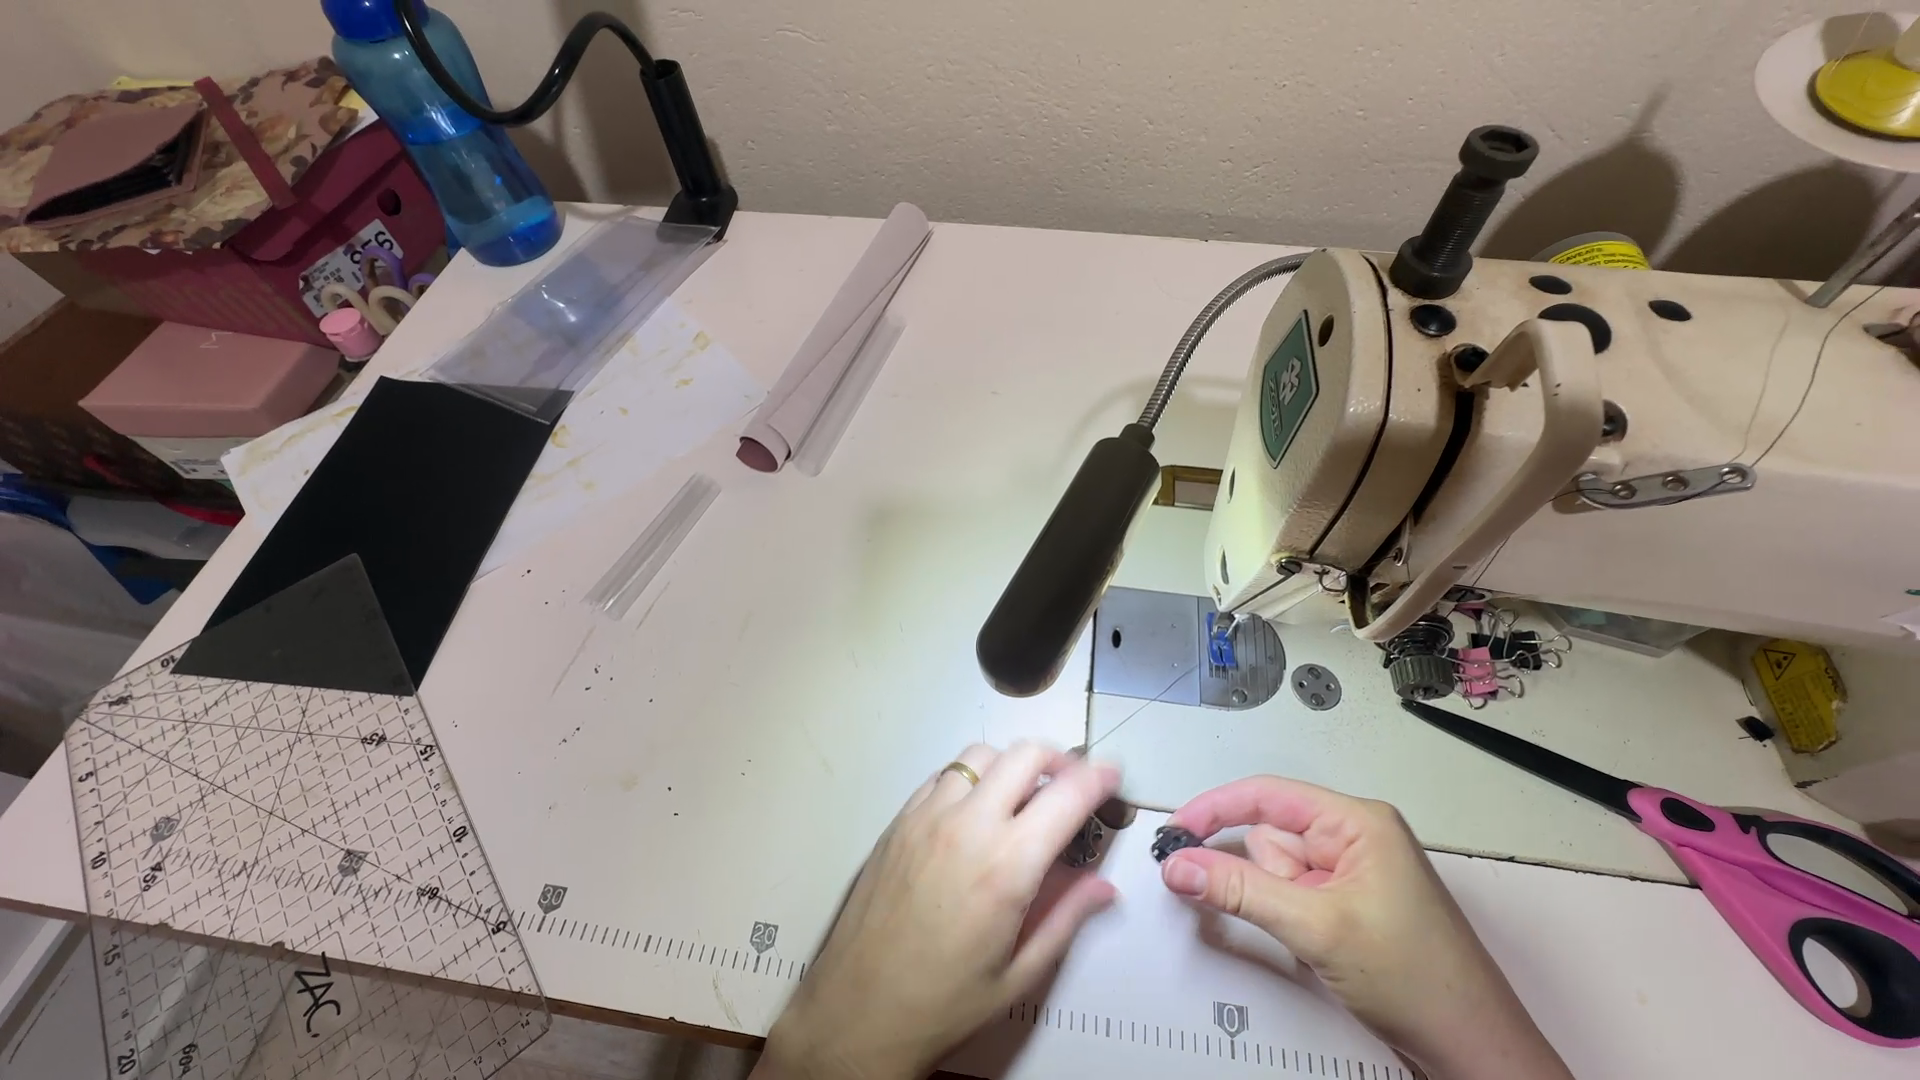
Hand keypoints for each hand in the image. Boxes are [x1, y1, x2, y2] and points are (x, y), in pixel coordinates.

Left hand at [756, 743, 1122, 1079]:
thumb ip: (1066, 918)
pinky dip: (969, 778)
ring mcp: (926, 817)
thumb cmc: (943, 1003)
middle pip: (1023, 755)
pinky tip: (975, 809)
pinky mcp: (898, 821)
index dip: (1099, 778)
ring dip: (1011, 765)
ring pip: (979, 755)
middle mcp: (966, 825)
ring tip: (1023, 795)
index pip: (1066, 796)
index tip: (1114, 773)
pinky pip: (942, 775)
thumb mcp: (1018, 974)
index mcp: (1006, 866)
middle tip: (1073, 784)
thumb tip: (1103, 885)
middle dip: (1059, 759)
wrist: (856, 1012)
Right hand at [1158, 776, 1570, 1079]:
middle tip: (1293, 917)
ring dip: (1280, 905)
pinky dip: (1292, 920)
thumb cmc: (1413, 978)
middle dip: (1266, 879)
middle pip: (1270, 836)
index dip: (1215, 808)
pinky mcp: (1349, 904)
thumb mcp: (1315, 927)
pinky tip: (1323, 950)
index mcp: (1357, 820)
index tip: (1174, 832)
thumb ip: (1239, 890)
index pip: (1267, 794)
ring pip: (1277, 872)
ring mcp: (1353, 872)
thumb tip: (1177, 866)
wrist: (1472, 1051)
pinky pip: (1294, 897)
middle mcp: (1354, 837)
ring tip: (1318, 940)